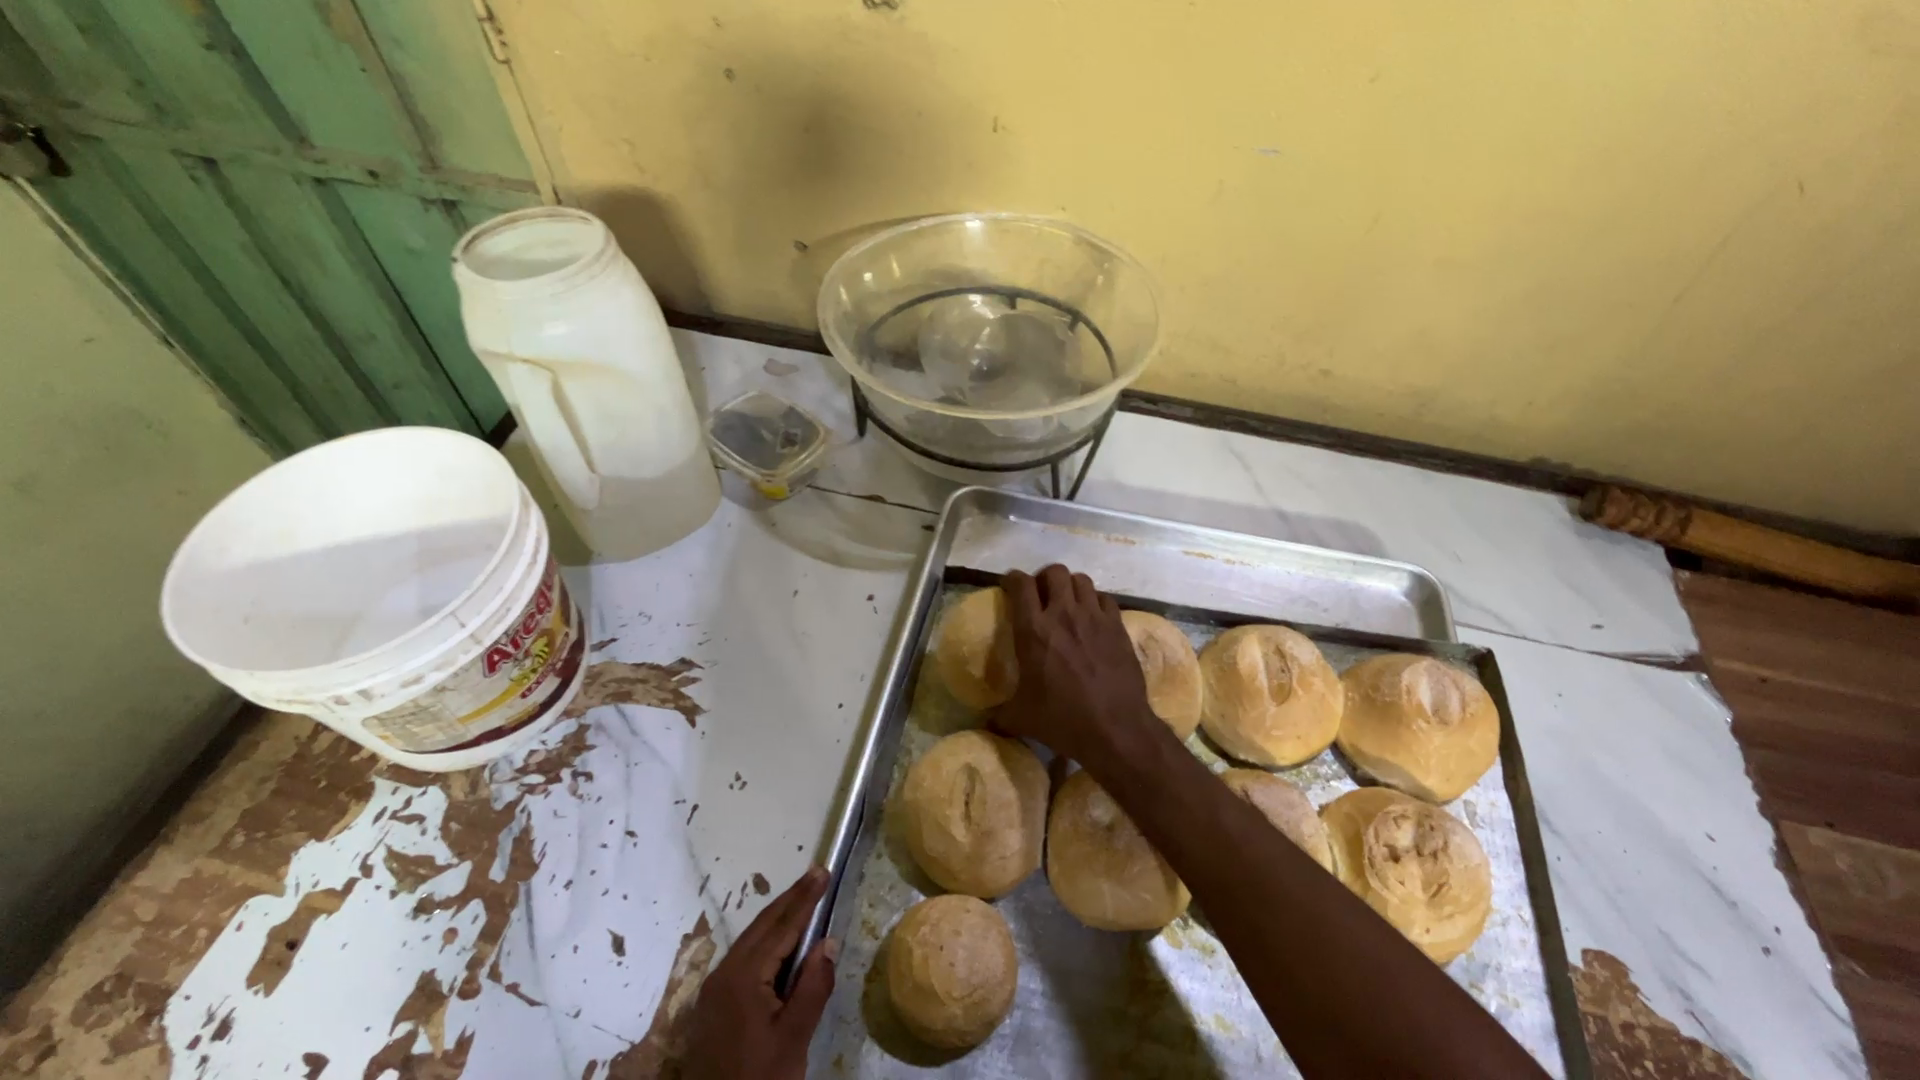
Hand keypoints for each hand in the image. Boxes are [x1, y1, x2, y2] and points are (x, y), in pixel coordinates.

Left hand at [681, 867, 837, 1079]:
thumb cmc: (760, 1078)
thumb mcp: (794, 1037)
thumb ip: (812, 986)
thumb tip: (827, 942)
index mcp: (743, 977)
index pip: (781, 927)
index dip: (805, 899)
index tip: (823, 871)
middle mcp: (724, 974)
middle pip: (762, 926)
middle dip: (792, 900)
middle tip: (817, 875)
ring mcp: (715, 989)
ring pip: (751, 941)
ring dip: (779, 919)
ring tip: (805, 899)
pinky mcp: (715, 1004)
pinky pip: (744, 958)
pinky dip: (767, 942)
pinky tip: (782, 942)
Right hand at [995, 564, 1160, 766]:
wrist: (1114, 729)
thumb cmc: (1062, 720)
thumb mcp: (1021, 718)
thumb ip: (1000, 714)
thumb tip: (987, 721)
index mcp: (1033, 631)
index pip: (1020, 585)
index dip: (1012, 579)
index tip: (1010, 586)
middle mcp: (1063, 615)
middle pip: (1054, 572)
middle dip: (1044, 578)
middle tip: (1042, 595)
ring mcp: (1094, 618)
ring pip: (1082, 580)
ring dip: (1071, 587)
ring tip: (1069, 603)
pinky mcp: (1118, 627)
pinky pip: (1105, 599)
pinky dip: (1096, 602)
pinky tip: (1094, 618)